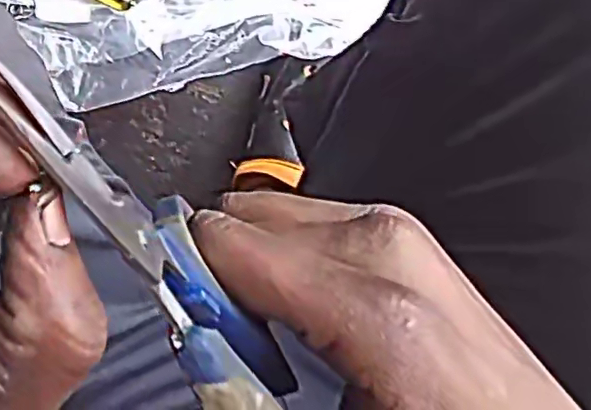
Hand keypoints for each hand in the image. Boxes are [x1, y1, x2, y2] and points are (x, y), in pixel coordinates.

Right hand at [192, 193, 577, 409]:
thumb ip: (246, 380)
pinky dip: (285, 253)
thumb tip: (193, 334)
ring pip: (265, 210)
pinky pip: (302, 218)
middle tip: (237, 336)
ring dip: (253, 260)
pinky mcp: (400, 231)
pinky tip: (312, 309)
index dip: (190, 274)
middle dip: (220, 266)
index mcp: (375, 306)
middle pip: (239, 213)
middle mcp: (385, 246)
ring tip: (282, 329)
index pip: (222, 236)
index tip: (190, 315)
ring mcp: (397, 231)